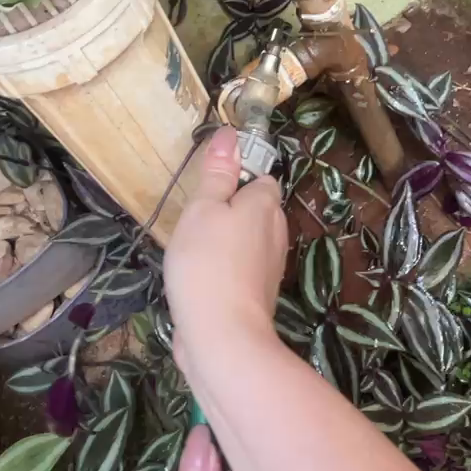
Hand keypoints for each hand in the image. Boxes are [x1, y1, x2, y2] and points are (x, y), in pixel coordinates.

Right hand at [164, 128, 289, 373]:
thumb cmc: (207, 262)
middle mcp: (277, 233)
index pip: (261, 179)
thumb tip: (231, 134)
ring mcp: (270, 268)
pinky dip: (225, 271)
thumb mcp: (202, 208)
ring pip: (249, 242)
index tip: (207, 193)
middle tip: (195, 223)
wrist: (222, 337)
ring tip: (194, 253)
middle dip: (231, 212)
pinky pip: (242, 270)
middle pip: (257, 211)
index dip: (237, 181)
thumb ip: (217, 172)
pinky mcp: (258, 296)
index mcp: (266, 205)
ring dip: (226, 244)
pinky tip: (201, 280)